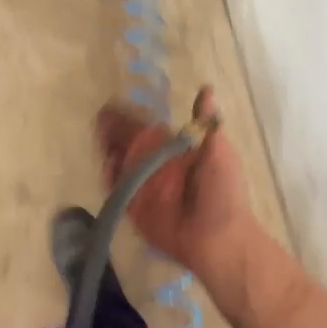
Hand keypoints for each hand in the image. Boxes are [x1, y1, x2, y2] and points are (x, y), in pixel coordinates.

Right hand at [97, 86, 262, 289]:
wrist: (219, 239)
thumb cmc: (223, 194)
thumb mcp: (220, 152)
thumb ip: (206, 122)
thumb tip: (207, 89)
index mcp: (173, 149)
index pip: (145, 127)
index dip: (129, 117)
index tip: (114, 106)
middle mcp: (155, 164)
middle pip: (126, 142)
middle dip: (112, 131)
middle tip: (103, 125)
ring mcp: (143, 186)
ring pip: (117, 162)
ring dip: (108, 151)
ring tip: (106, 145)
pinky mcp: (134, 207)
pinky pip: (115, 188)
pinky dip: (109, 177)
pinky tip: (109, 168)